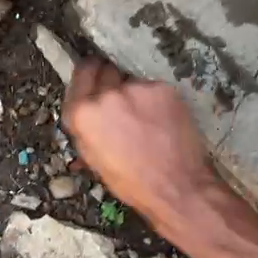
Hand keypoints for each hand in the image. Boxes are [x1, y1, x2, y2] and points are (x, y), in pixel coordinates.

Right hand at [62, 59, 239, 242]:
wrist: (176, 186)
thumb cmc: (130, 181)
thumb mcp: (93, 157)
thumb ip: (84, 126)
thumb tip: (84, 109)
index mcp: (82, 114)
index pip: (81, 74)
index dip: (89, 75)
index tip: (96, 76)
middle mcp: (105, 95)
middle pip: (105, 70)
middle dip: (111, 82)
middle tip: (122, 102)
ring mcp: (135, 89)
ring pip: (131, 81)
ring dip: (135, 94)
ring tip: (146, 119)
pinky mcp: (161, 88)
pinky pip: (153, 88)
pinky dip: (156, 100)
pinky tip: (162, 120)